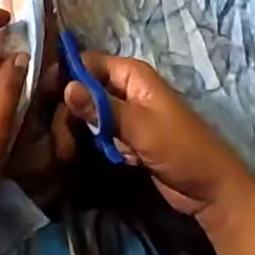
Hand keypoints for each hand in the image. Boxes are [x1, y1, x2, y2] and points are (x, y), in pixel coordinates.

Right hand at [62, 52, 254, 224]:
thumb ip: (101, 108)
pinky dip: (91, 142)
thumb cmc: (180, 149)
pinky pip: (99, 131)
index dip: (65, 76)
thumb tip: (66, 86)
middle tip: (61, 142)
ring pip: (89, 112)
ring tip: (67, 154)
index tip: (43, 98)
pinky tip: (82, 157)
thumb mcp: (140, 128)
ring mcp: (126, 113)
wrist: (212, 190)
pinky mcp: (127, 137)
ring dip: (77, 130)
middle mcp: (126, 88)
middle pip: (84, 89)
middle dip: (70, 112)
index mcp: (131, 74)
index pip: (87, 63)